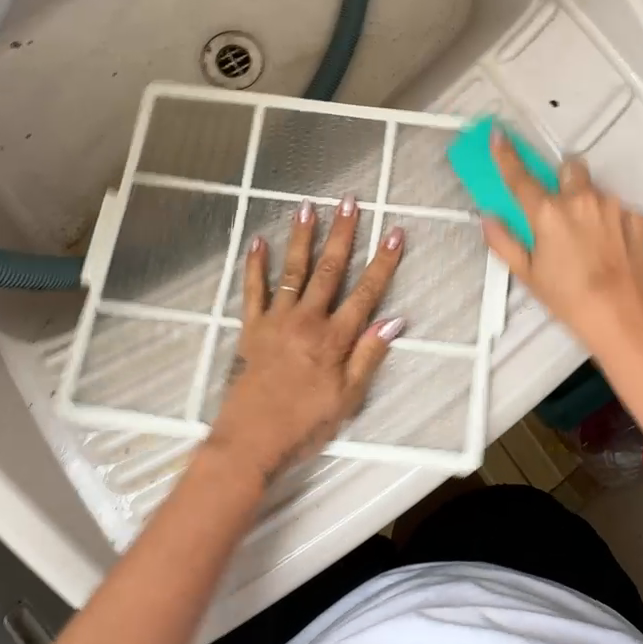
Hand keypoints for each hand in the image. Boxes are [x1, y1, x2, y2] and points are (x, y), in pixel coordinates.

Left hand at [207, 196, 405, 479]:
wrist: (249, 442)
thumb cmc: (303, 425)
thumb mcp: (347, 399)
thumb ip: (369, 356)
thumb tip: (394, 320)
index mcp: (335, 339)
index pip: (366, 292)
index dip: (383, 261)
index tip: (394, 233)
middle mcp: (307, 321)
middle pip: (330, 270)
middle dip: (342, 233)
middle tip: (349, 201)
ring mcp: (276, 321)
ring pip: (293, 271)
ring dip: (302, 238)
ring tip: (308, 207)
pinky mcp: (251, 329)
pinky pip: (253, 291)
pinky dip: (255, 266)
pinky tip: (259, 242)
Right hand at [479, 132, 642, 346]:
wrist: (624, 316)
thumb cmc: (569, 299)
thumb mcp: (528, 275)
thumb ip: (504, 241)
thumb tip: (488, 218)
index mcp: (547, 212)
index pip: (519, 176)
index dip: (506, 154)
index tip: (498, 135)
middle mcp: (580, 199)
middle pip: (569, 169)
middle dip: (563, 181)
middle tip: (561, 209)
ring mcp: (612, 205)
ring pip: (595, 191)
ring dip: (588, 205)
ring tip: (589, 240)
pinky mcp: (636, 217)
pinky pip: (618, 210)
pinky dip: (611, 222)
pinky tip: (610, 248)